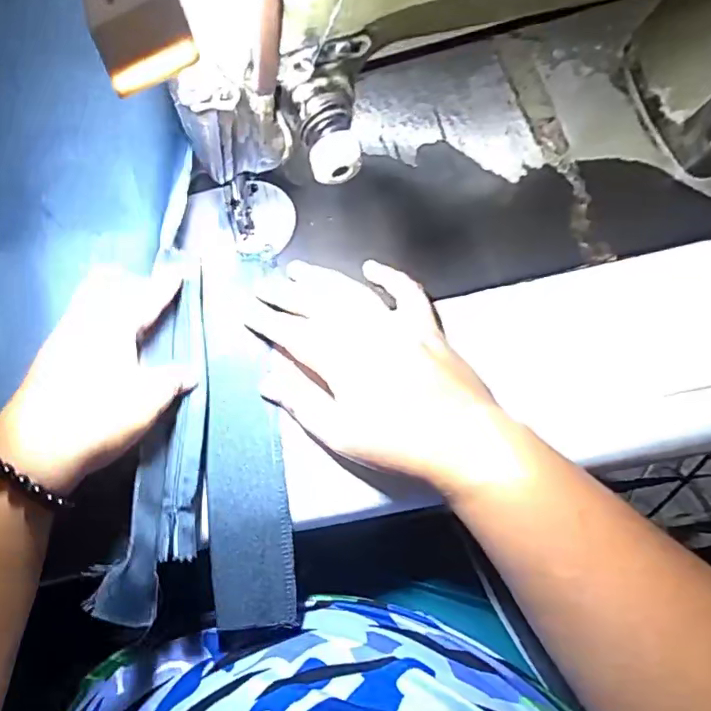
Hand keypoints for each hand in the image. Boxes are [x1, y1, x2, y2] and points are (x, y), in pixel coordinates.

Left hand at [0, 267, 193, 494]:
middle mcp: (84, 321)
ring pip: (86, 302)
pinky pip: (76, 322)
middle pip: (104, 284)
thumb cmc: (98, 416)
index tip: (181, 268)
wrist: (35, 446)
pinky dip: (94, 320)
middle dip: (127, 281)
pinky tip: (100, 344)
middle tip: (146, 290)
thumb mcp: (147, 401)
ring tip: (126, 315)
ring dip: (107, 299)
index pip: (146, 296)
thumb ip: (170, 381)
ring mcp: (61, 338)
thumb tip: (189, 372)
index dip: (166, 284)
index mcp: (113, 324)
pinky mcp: (48, 359)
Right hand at [246, 260, 528, 497]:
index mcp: (339, 358)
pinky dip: (389, 276)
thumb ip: (302, 402)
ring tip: (297, 269)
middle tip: (261, 284)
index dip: (266, 321)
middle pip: (316, 306)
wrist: (464, 438)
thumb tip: (268, 380)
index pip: (292, 333)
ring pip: (352, 291)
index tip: (247, 311)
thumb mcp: (340, 433)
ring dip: (322, 278)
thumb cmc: (398, 442)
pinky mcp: (426, 327)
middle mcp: (364, 332)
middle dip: (284, 294)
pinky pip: (406, 292)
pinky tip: (371, 268)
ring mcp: (397, 325)